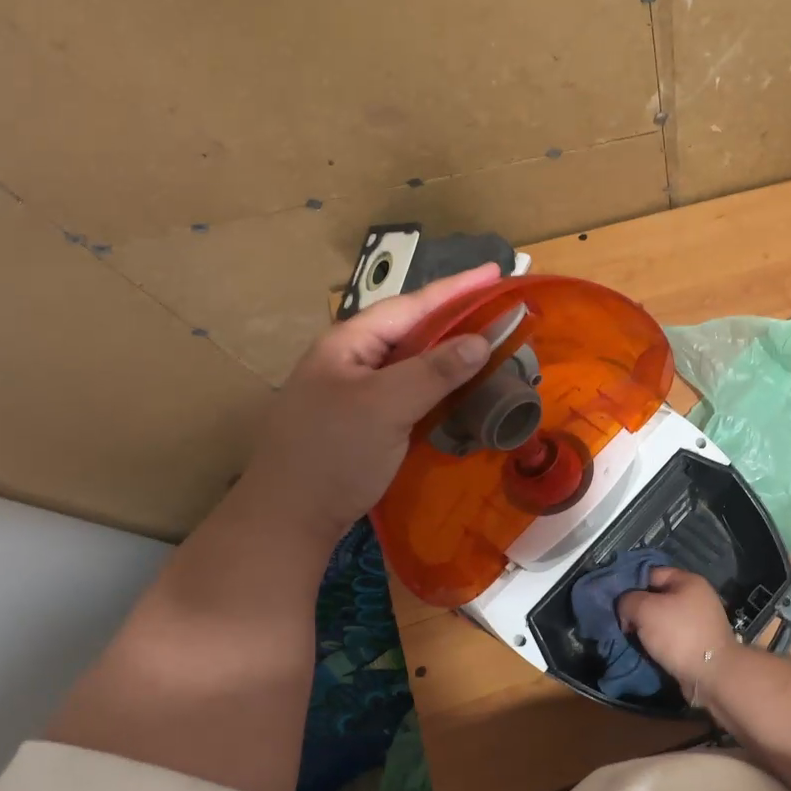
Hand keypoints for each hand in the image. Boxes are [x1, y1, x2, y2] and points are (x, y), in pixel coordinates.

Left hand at [235, 263, 502, 542]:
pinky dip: (443, 385)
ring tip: (492, 343)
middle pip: (413, 329)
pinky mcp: (366, 423)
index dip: (456, 289)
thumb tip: (480, 341)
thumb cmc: (333, 454)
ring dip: (452, 352)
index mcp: (348, 344)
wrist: (290, 518)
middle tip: (500, 308)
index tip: (496, 272)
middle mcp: (352, 361)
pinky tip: (464, 390)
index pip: (411, 306)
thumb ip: (434, 371)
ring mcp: (357, 393)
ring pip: (413, 361)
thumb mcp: (386, 407)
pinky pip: (412, 391)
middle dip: (457, 316)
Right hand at [617, 568, 740, 695]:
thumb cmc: (679, 633)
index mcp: (688, 581)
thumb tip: (626, 609)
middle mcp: (696, 597)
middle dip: (637, 610)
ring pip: (662, 620)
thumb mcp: (645, 609)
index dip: (631, 585)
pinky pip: (670, 637)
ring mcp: (698, 621)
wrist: (711, 673)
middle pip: (656, 598)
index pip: (651, 573)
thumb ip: (628, 601)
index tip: (615, 603)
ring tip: (629, 639)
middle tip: (621, 624)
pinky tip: (644, 651)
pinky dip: (657, 643)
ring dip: (645, 629)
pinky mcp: (697, 643)